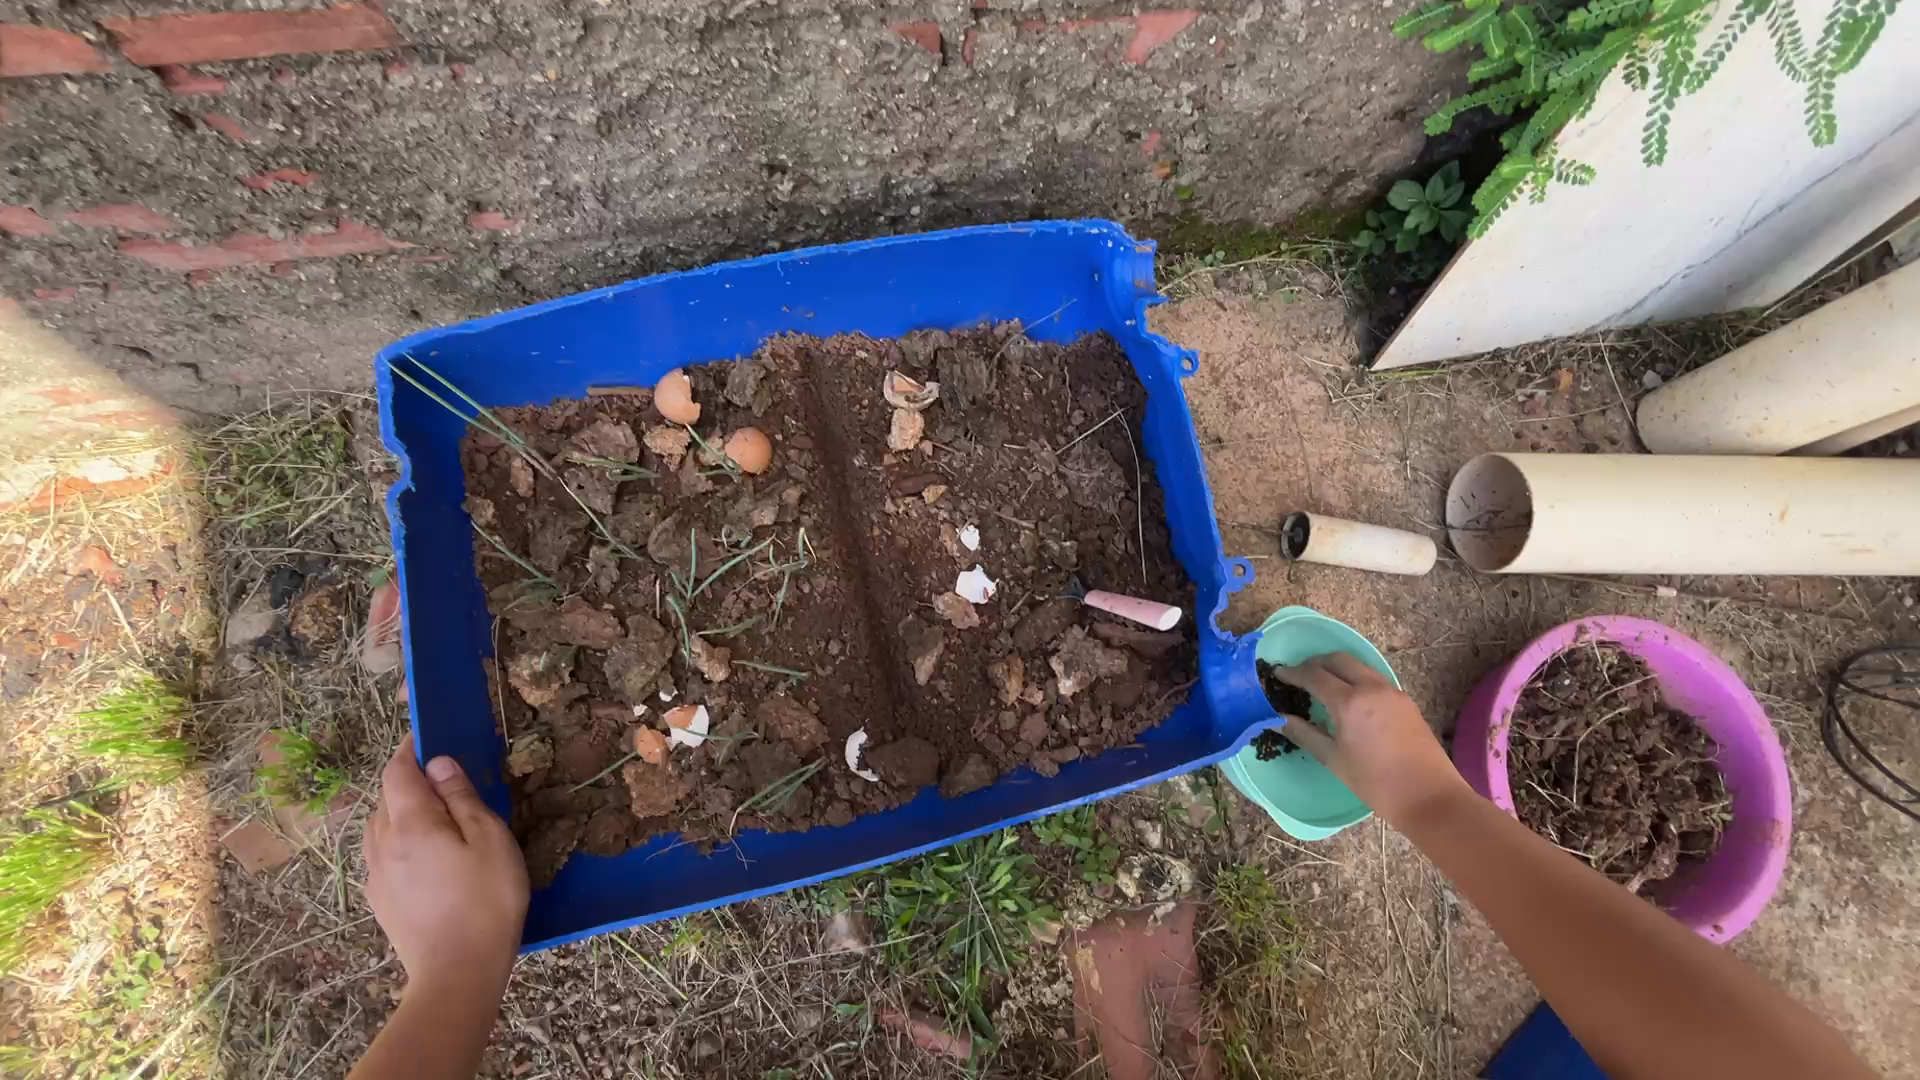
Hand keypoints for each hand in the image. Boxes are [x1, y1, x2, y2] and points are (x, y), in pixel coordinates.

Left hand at [365, 736, 527, 992]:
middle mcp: (383, 845)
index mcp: (411, 825)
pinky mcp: (381, 898)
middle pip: (386, 798)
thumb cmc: (486, 896)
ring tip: (440, 807)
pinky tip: (430, 847)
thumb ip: (461, 798)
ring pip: (382, 826)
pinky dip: (402, 834)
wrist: (458, 969)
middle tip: (447, 771)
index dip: (410, 748)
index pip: (398, 773)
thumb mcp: (488, 837)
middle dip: (410, 778)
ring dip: (404, 807)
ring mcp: (376, 875)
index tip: (428, 732)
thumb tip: (438, 763)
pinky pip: (384, 851)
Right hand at [1269, 653, 1469, 826]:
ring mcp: (1393, 693)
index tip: (1278, 674)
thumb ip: (1304, 734)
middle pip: (1338, 660)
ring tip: (1322, 684)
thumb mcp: (1333, 759)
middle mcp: (1371, 689)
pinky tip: (1349, 698)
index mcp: (1349, 702)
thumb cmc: (1376, 783)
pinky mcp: (1406, 702)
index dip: (1293, 673)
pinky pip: (1374, 678)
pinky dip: (1355, 678)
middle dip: (1315, 663)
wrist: (1431, 798)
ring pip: (1359, 666)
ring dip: (1337, 668)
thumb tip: (1278, 718)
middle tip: (1299, 675)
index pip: (1314, 676)